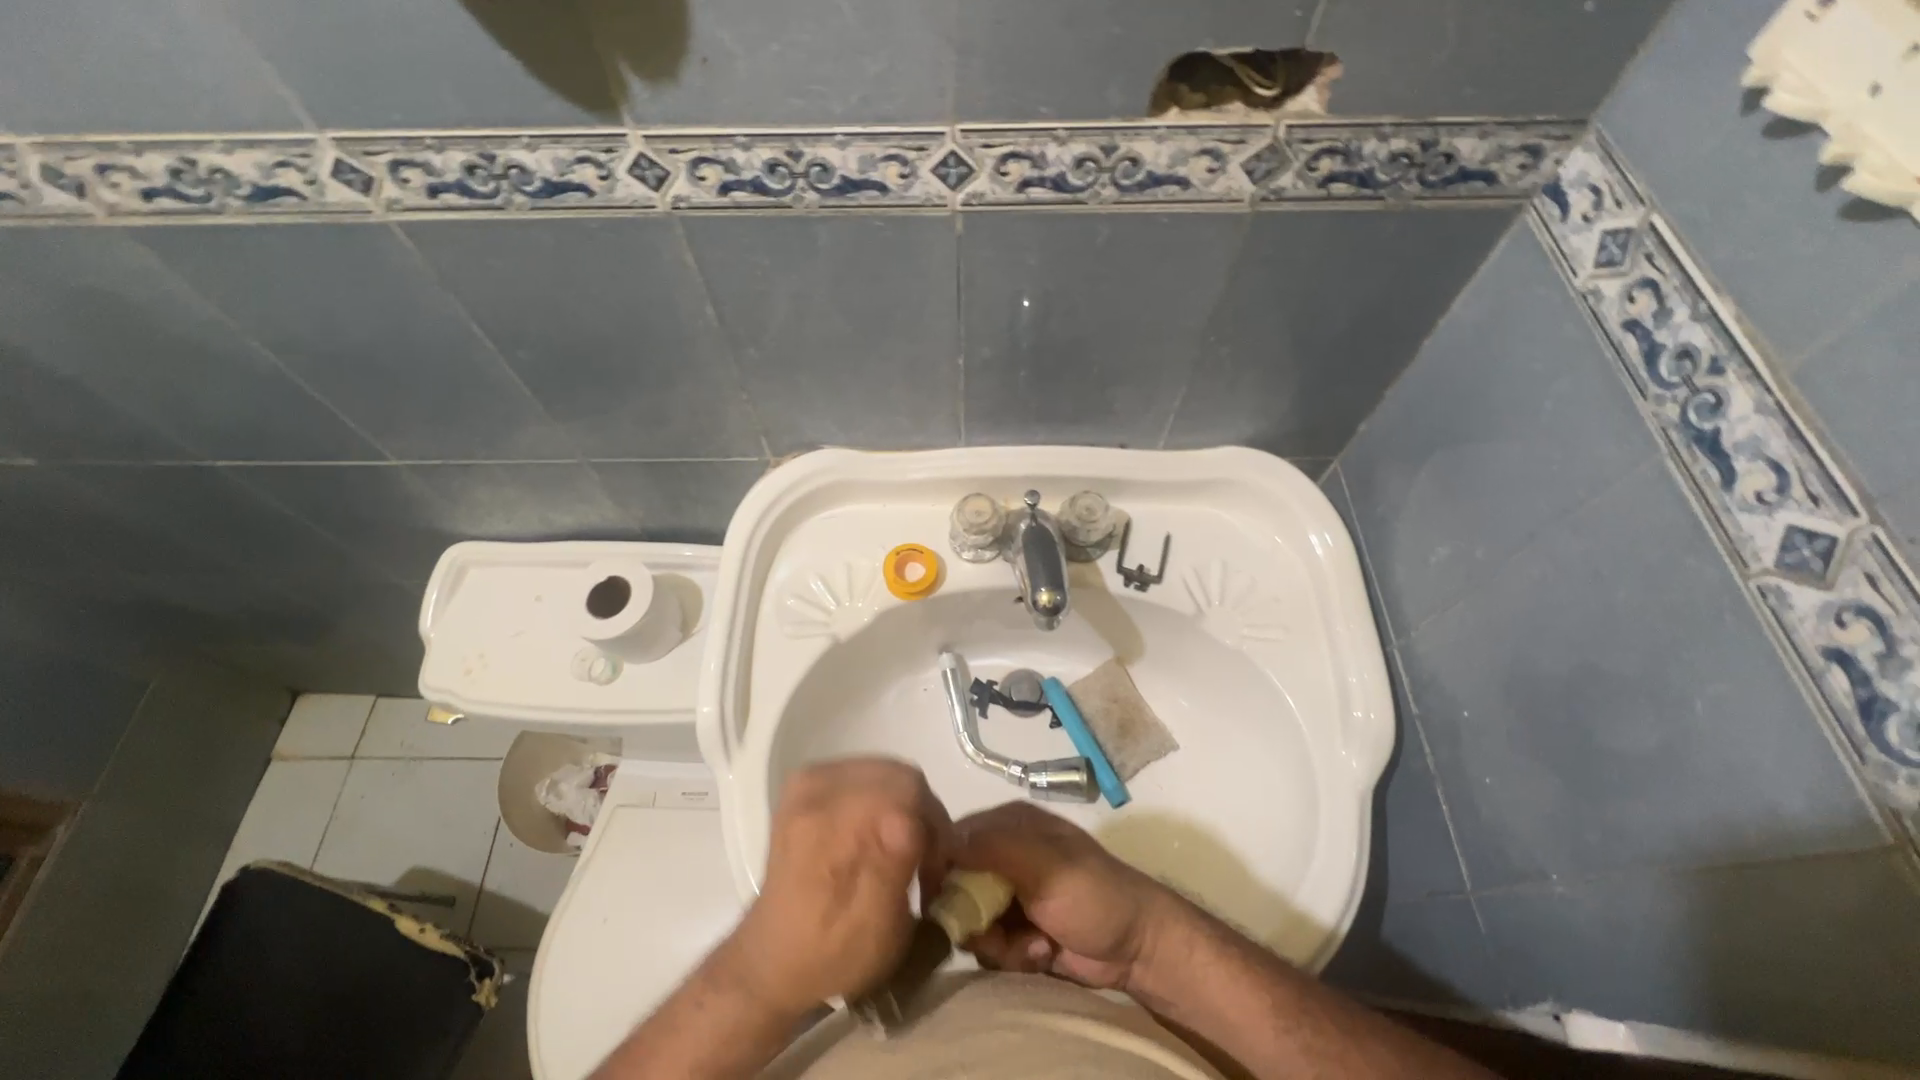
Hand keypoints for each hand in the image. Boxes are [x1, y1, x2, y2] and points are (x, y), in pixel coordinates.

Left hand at [717, 758, 951, 1015]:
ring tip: (904, 853)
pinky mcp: (805, 787)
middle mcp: (816, 790)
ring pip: (887, 773)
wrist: (772, 961)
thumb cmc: (830, 956)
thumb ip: (891, 869)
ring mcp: (808, 783)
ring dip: (906, 808)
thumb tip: (908, 821)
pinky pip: (866, 775)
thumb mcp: (876, 930)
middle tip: (925, 864)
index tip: (936, 870)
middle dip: (923, 816)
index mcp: (832, 822)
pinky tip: (880, 838)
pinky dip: (884, 801)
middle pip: (901, 777)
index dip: (936, 827)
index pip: (912, 791)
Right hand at [952, 801, 1184, 991]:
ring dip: (997, 942)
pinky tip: (1041, 953)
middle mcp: (1004, 855)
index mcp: (1010, 825)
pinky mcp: (1016, 930)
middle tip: (1001, 932)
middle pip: (956, 887)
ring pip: (970, 922)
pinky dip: (1012, 954)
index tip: (949, 901)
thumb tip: (942, 841)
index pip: (954, 840)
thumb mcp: (1046, 866)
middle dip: (975, 918)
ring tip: (1034, 944)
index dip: (944, 870)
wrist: (1138, 950)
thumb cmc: (1095, 897)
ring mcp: (1010, 895)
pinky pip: (989, 946)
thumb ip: (994, 850)